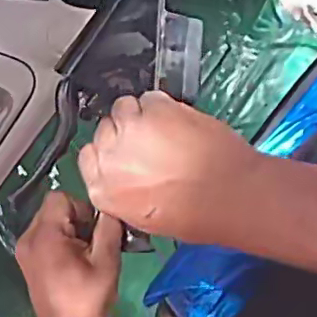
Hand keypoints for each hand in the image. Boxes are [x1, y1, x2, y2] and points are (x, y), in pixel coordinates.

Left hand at [15, 191, 122, 316]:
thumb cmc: (86, 300)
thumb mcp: (106, 262)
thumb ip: (109, 227)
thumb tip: (110, 207)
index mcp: (44, 236)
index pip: (60, 197)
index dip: (82, 208)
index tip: (94, 231)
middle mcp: (28, 238)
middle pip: (54, 207)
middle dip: (77, 219)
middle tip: (93, 244)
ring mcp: (25, 249)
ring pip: (50, 221)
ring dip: (70, 230)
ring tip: (85, 255)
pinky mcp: (27, 259)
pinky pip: (45, 236)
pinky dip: (61, 241)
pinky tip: (74, 262)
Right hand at [78, 91, 260, 243]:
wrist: (228, 195)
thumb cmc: (193, 215)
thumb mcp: (142, 218)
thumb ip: (121, 192)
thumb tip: (122, 177)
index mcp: (103, 190)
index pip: (87, 157)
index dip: (107, 151)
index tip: (121, 151)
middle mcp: (109, 158)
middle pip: (103, 130)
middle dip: (123, 133)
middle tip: (147, 141)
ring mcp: (131, 130)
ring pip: (122, 108)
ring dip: (139, 115)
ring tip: (162, 128)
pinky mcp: (155, 109)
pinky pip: (149, 98)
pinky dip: (161, 106)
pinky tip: (177, 121)